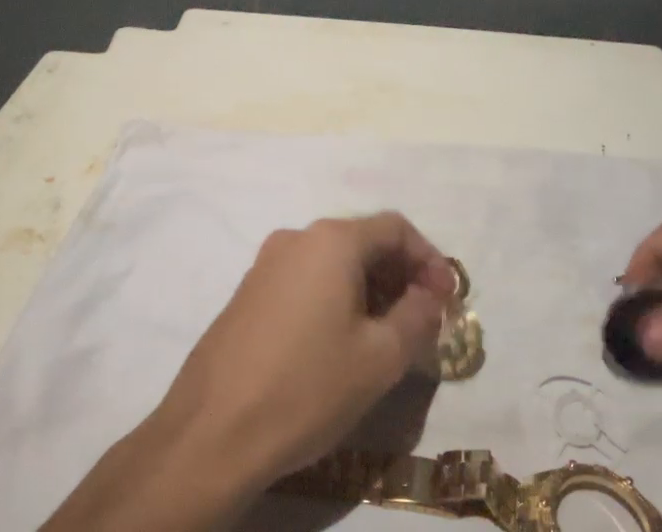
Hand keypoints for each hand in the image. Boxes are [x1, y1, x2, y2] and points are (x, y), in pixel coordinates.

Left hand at [44, 212, 455, 531]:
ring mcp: (265, 265)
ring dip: (368, 289)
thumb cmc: (308, 386)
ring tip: (388, 335)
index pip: (395, 228)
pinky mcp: (247, 294)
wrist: (213, 432)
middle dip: (400, 275)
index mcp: (331, 241)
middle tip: (424, 319)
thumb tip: (429, 298)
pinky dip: (335, 299)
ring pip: (332, 263)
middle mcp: (295, 239)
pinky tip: (342, 341)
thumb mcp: (380, 357)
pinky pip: (305, 281)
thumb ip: (417, 317)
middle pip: (362, 241)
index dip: (430, 259)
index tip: (448, 299)